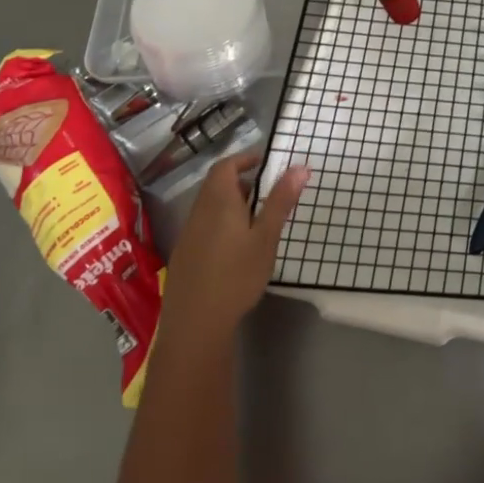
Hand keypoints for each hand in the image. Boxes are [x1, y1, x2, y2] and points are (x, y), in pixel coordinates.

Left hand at [159, 154, 308, 344]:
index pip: (225, 166)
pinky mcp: (184, 256)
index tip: (265, 161)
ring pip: (209, 207)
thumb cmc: (236, 275)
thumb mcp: (266, 237)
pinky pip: (203, 226)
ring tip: (257, 220)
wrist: (194, 324)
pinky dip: (221, 222)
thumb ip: (281, 201)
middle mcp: (198, 213)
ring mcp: (187, 235)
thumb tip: (299, 166)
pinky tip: (235, 248)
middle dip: (241, 181)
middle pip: (215, 185)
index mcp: (218, 202)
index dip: (244, 158)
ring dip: (231, 203)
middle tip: (268, 192)